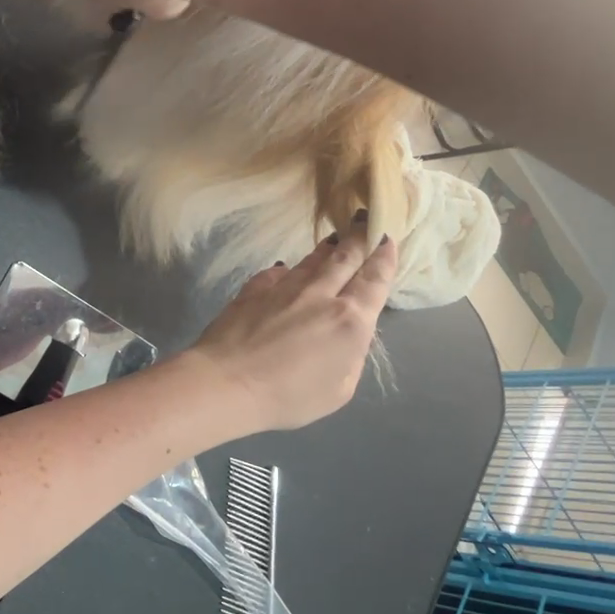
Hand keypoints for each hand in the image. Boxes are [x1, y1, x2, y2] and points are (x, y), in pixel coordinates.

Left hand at [183, 227, 397, 432]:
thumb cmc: (290, 396)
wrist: (227, 380)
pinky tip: (289, 267)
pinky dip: (289, 269)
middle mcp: (319, 295)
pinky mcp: (253, 288)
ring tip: (335, 238)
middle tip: (364, 217)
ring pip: (311, 262)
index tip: (387, 237)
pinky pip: (277, 272)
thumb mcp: (340, 388)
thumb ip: (350, 353)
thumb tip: (347, 329)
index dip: (383, 258)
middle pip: (344, 259)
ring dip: (326, 249)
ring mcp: (283, 287)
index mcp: (349, 320)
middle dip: (357, 237)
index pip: (373, 281)